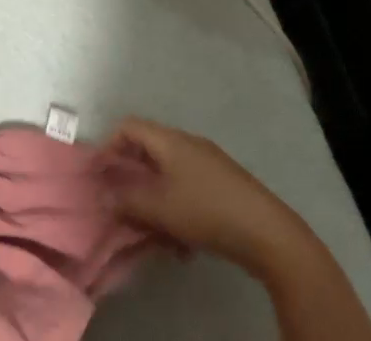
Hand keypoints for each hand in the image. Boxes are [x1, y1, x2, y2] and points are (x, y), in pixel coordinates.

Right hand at [99, 118, 310, 276]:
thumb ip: (125, 200)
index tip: (101, 175)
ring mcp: (210, 164)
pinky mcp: (225, 186)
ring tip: (152, 232)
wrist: (269, 234)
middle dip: (132, 179)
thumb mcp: (158, 208)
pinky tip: (182, 243)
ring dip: (155, 200)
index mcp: (170, 140)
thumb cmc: (206, 211)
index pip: (128, 127)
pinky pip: (188, 189)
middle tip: (122, 205)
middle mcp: (189, 144)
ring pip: (168, 175)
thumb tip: (102, 195)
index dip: (108, 146)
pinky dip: (177, 209)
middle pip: (148, 151)